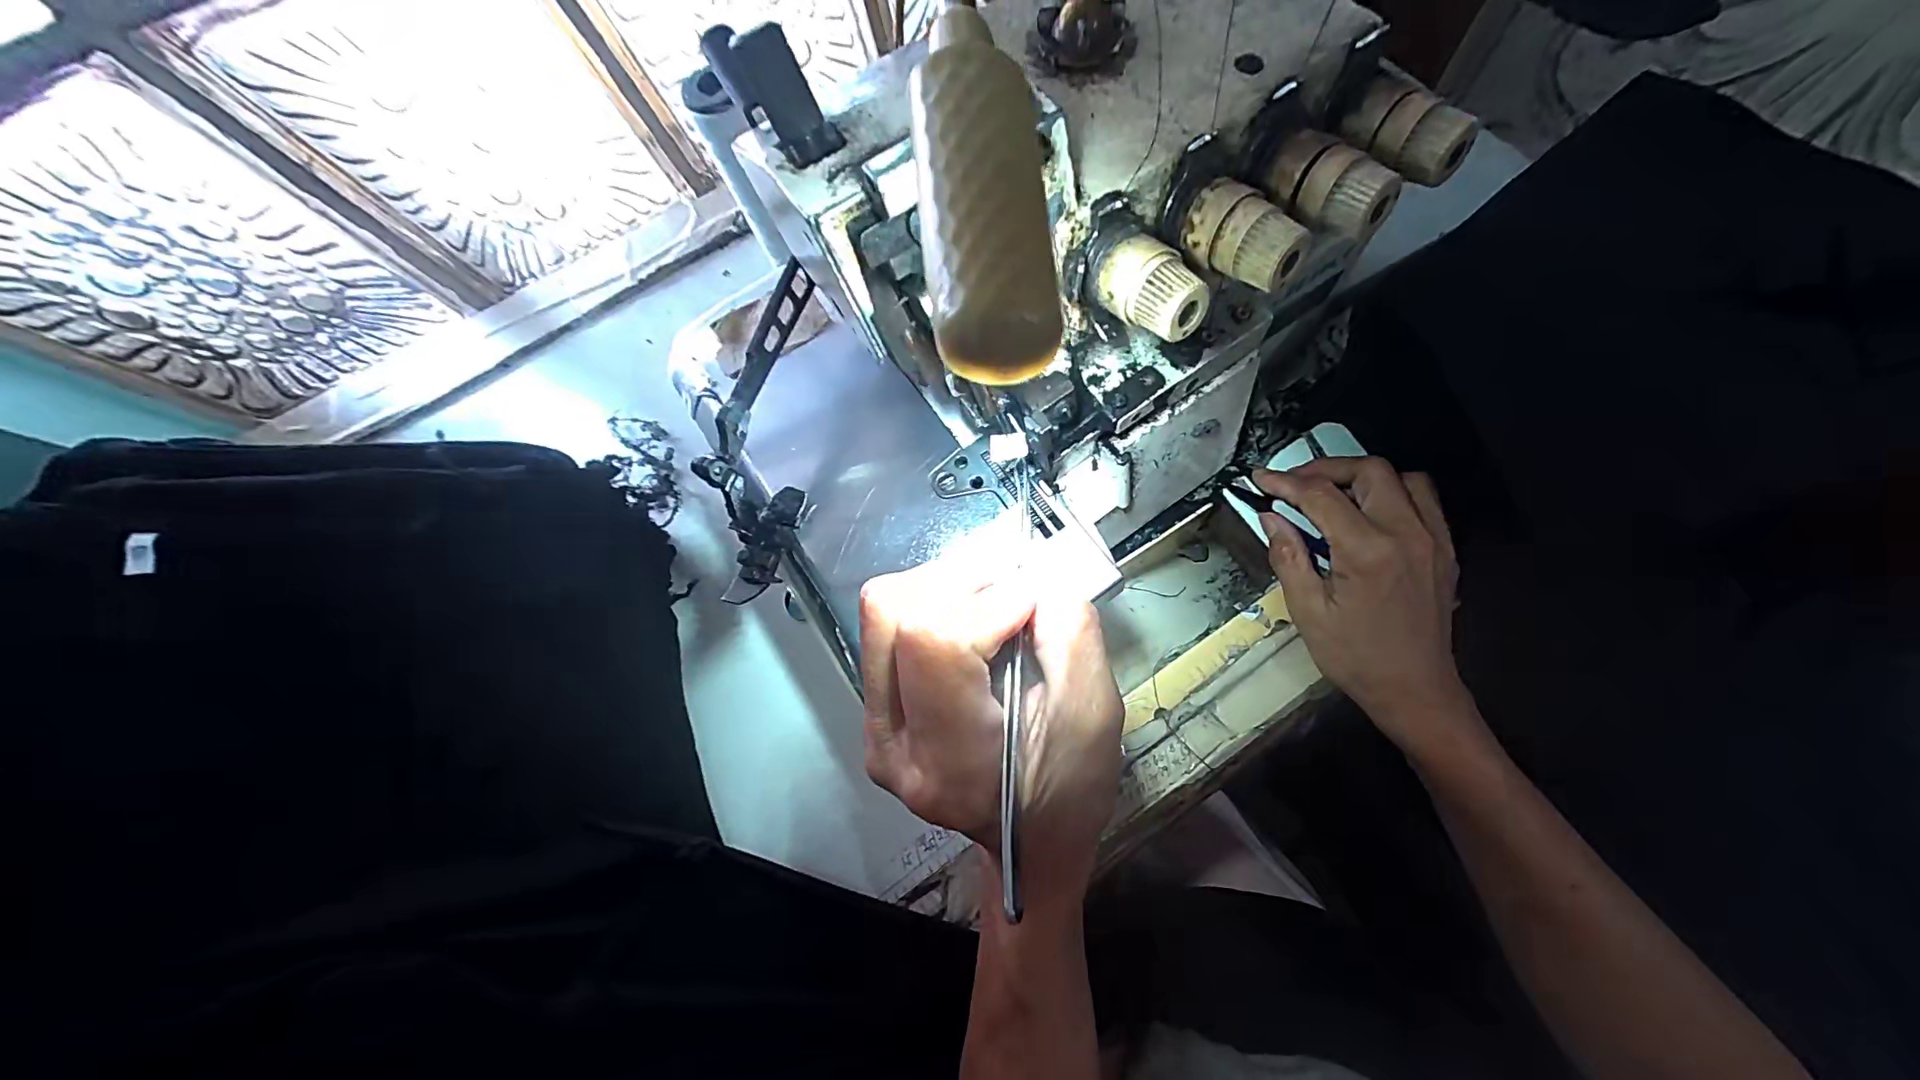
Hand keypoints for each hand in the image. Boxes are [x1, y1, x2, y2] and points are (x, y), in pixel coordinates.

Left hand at [859, 557, 1122, 915]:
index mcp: (952, 760)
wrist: (1028, 841)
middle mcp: (894, 744)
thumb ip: (1070, 637)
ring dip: (944, 586)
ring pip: (884, 611)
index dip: (989, 603)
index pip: (935, 642)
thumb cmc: (1067, 793)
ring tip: (992, 599)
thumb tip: (1032, 578)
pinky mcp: (875, 709)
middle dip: (962, 582)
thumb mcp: (1092, 718)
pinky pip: (888, 628)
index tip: (1034, 603)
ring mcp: (875, 727)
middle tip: (1013, 590)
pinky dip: (933, 603)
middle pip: (897, 614)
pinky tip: (972, 617)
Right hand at [1254, 457, 1470, 751]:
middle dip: (1325, 468)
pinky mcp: (1444, 550)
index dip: (1285, 482)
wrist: (1414, 689)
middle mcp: (1406, 535)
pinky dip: (1393, 493)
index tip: (1262, 479)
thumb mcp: (1307, 611)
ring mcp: (1432, 540)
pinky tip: (1368, 512)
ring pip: (1402, 478)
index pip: (1321, 496)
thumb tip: (1271, 517)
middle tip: (1294, 483)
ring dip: (1362, 477)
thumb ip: (1288, 556)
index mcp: (1367, 552)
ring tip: (1332, 493)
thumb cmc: (1355, 657)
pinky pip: (1424, 501)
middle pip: (1368, 471)